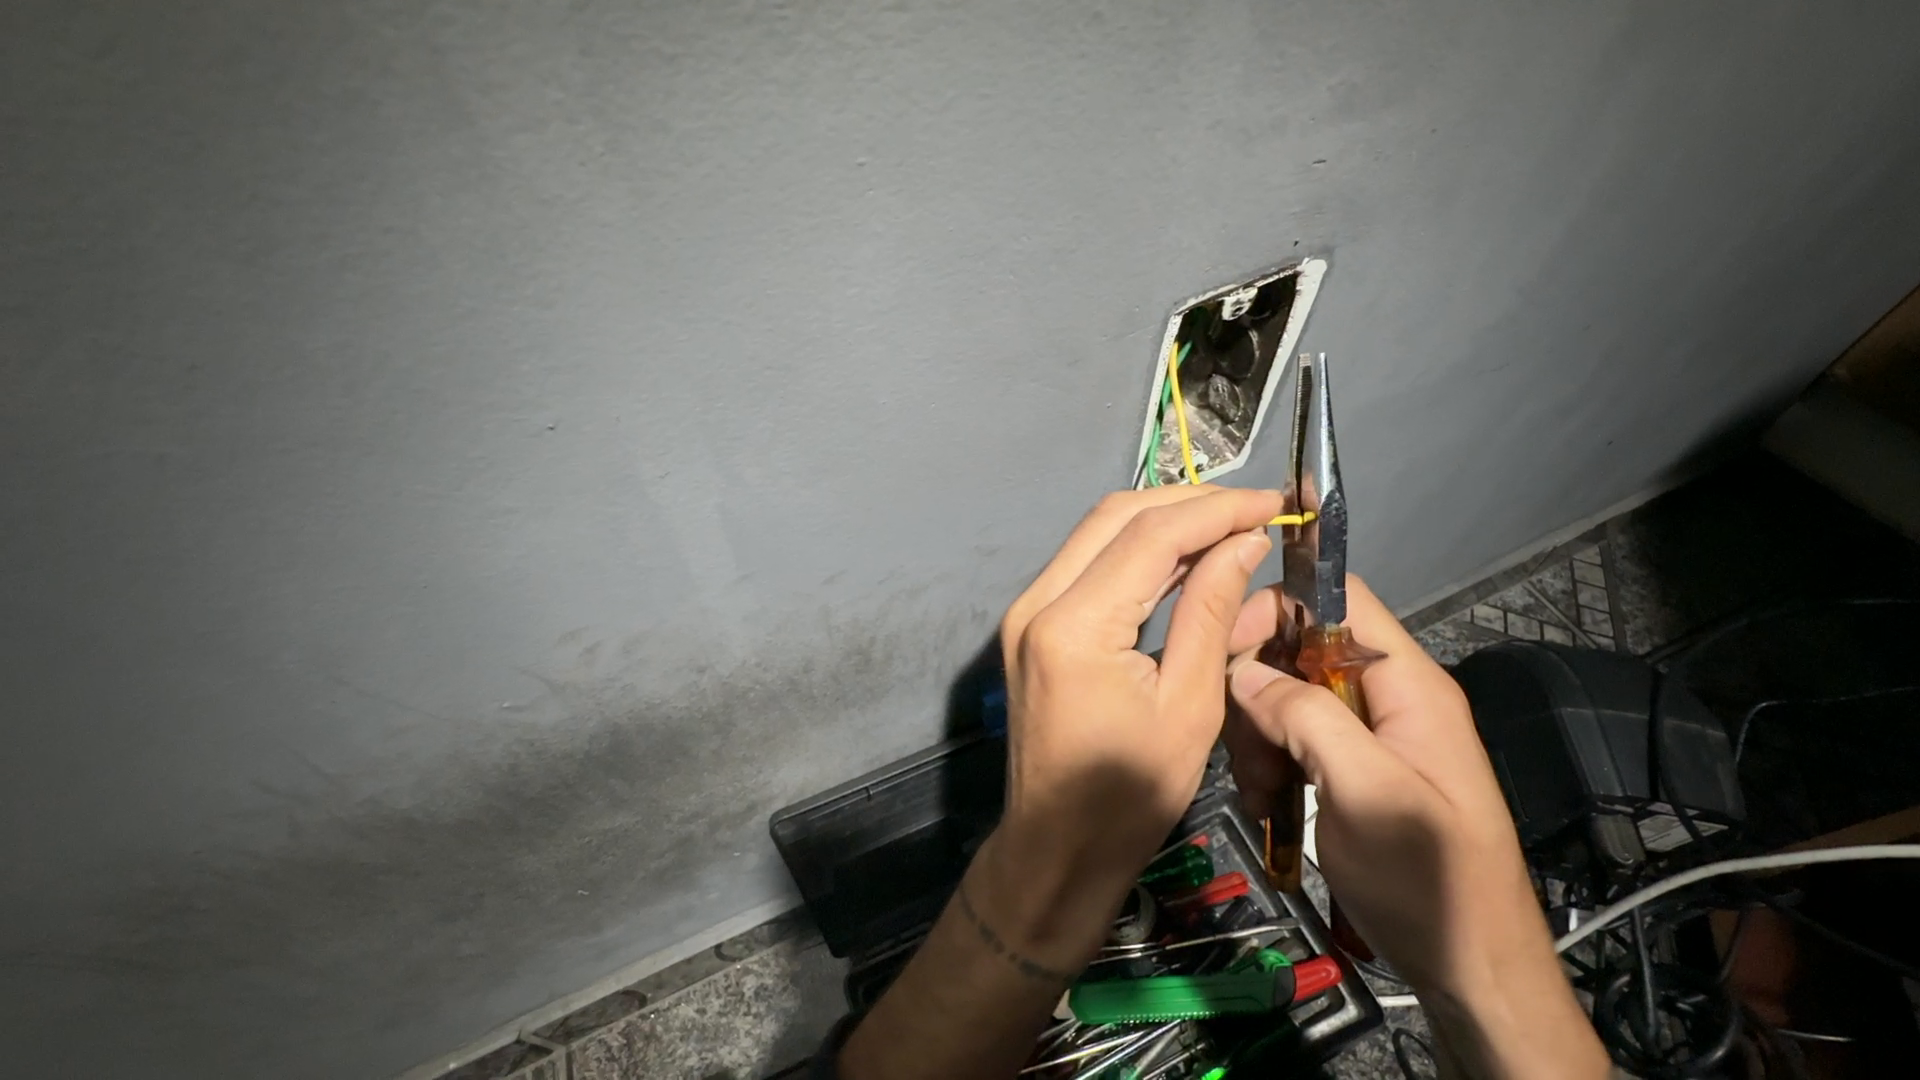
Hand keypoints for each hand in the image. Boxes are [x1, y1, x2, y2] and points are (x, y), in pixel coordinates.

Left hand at [839, 486, 1281, 1079]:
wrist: (1057, 845)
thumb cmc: (1129, 795)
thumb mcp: (1189, 706)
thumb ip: (1211, 612)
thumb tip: (1243, 543)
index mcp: (1074, 625)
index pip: (1150, 535)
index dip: (1216, 511)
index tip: (1273, 504)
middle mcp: (1038, 602)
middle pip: (1115, 517)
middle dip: (1188, 503)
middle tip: (1253, 510)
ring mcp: (1027, 610)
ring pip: (1097, 533)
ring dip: (1162, 521)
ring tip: (1228, 525)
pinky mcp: (1032, 624)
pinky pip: (1087, 564)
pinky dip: (1136, 551)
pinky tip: (1183, 557)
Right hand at [1223, 577, 1608, 1078]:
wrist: (1473, 972)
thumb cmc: (1428, 879)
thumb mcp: (1366, 792)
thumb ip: (1307, 717)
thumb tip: (1243, 669)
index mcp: (1406, 683)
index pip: (1338, 597)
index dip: (1277, 606)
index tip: (1227, 650)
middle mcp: (1387, 696)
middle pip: (1300, 648)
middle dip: (1258, 689)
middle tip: (1247, 750)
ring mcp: (1369, 734)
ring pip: (1288, 695)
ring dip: (1258, 734)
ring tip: (1261, 789)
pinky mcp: (1352, 767)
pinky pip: (1294, 738)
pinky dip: (1270, 761)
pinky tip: (1267, 800)